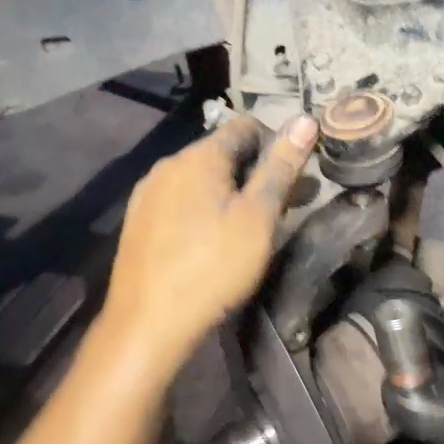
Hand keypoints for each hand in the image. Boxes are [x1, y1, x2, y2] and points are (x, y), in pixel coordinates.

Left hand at [104, 113, 319, 362]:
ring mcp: (148, 193)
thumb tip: (305, 118)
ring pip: (200, 179)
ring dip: (230, 192)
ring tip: (252, 228)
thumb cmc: (212, 268)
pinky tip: (213, 241)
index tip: (295, 176)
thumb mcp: (258, 218)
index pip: (245, 127)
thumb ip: (281, 167)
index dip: (276, 144)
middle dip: (255, 173)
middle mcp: (168, 164)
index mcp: (198, 156)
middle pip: (222, 153)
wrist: (147, 325)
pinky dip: (203, 209)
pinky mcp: (138, 221)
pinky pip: (180, 201)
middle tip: (283, 208)